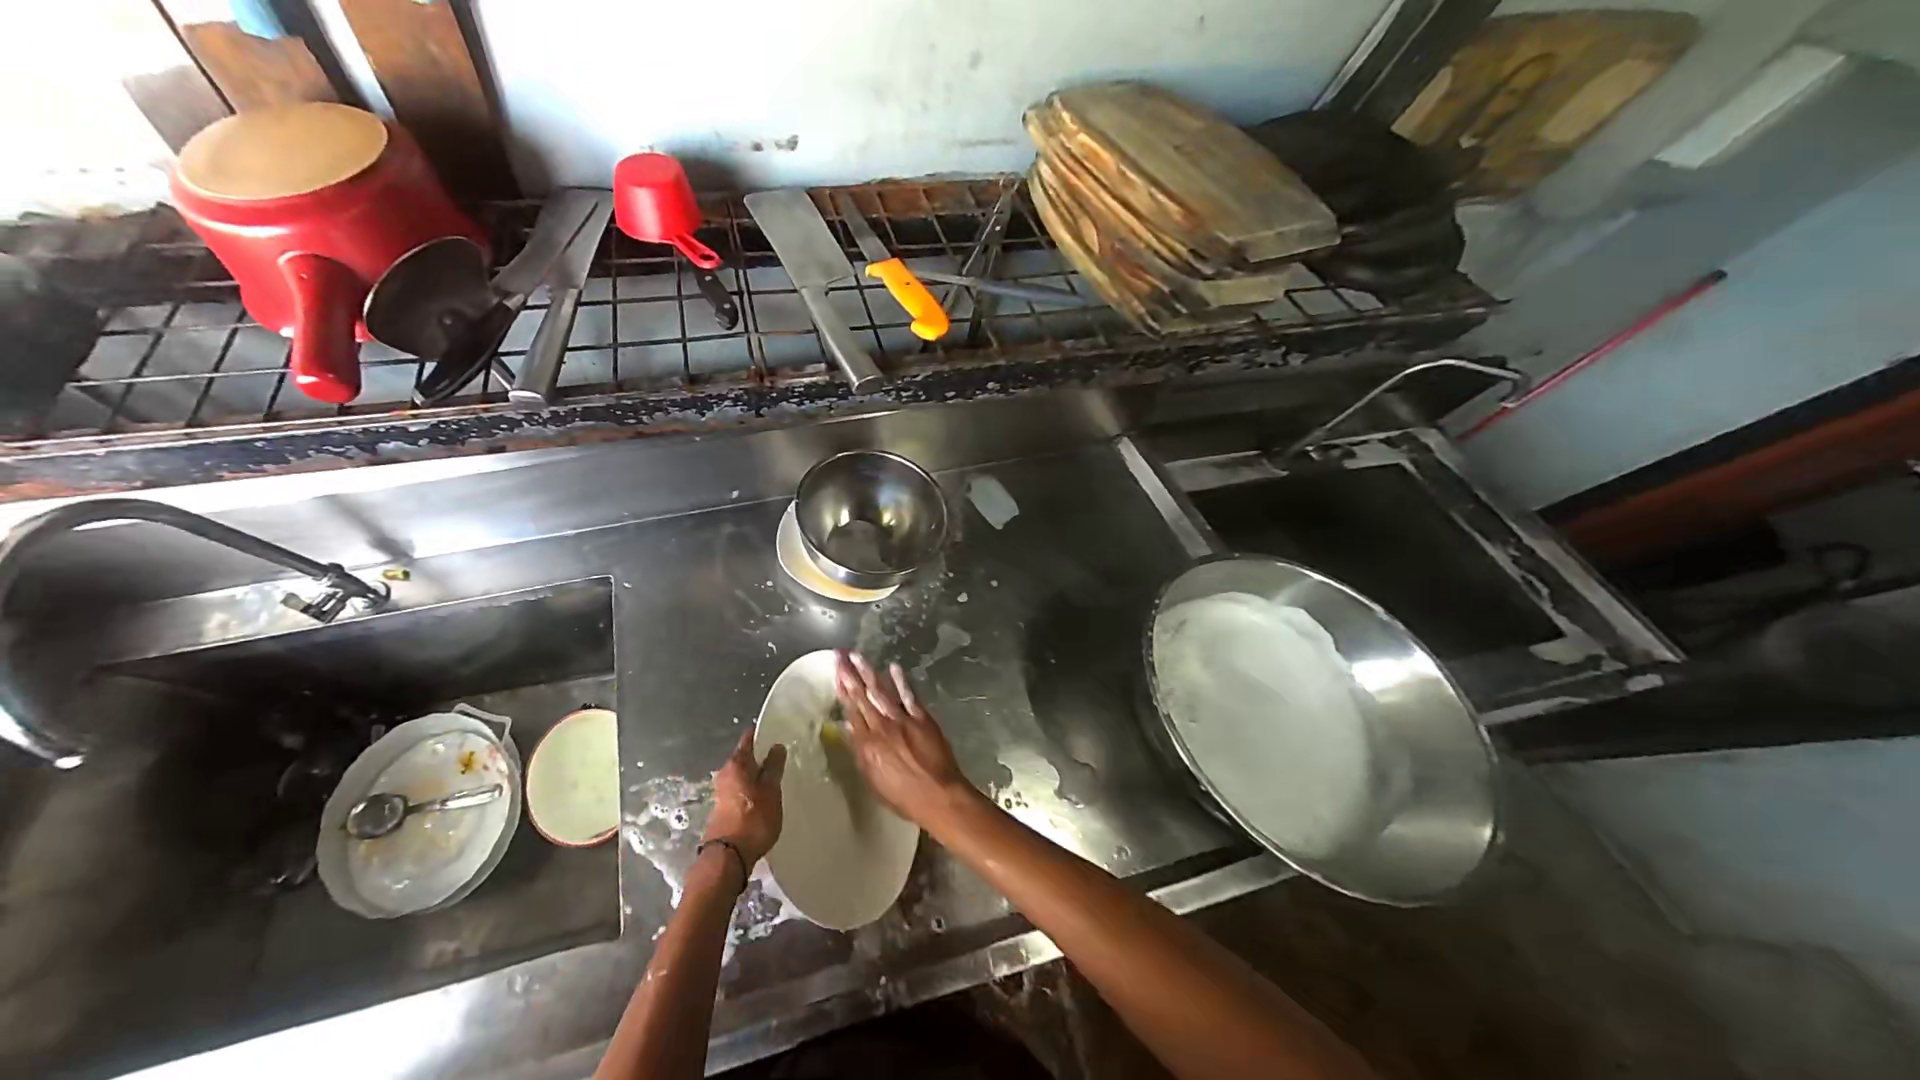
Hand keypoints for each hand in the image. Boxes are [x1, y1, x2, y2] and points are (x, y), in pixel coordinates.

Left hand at [703, 729, 786, 870]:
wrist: (729, 856)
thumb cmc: (754, 818)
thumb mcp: (771, 789)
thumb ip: (774, 766)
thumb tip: (776, 746)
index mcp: (736, 763)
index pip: (748, 738)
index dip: (762, 733)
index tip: (778, 733)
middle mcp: (725, 773)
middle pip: (745, 757)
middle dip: (761, 756)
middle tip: (783, 757)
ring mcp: (722, 792)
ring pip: (743, 775)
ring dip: (758, 774)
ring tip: (778, 778)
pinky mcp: (724, 808)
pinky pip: (741, 790)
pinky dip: (753, 788)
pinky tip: (766, 796)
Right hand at [835, 650, 974, 826]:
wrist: (937, 795)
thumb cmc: (902, 795)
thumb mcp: (871, 778)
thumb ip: (858, 750)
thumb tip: (846, 728)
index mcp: (866, 744)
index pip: (851, 710)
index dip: (843, 691)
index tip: (836, 674)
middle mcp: (881, 727)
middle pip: (862, 696)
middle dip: (849, 674)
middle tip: (839, 655)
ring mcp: (902, 720)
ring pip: (881, 691)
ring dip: (868, 671)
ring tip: (856, 655)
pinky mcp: (922, 718)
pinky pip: (909, 695)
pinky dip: (900, 680)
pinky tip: (892, 667)